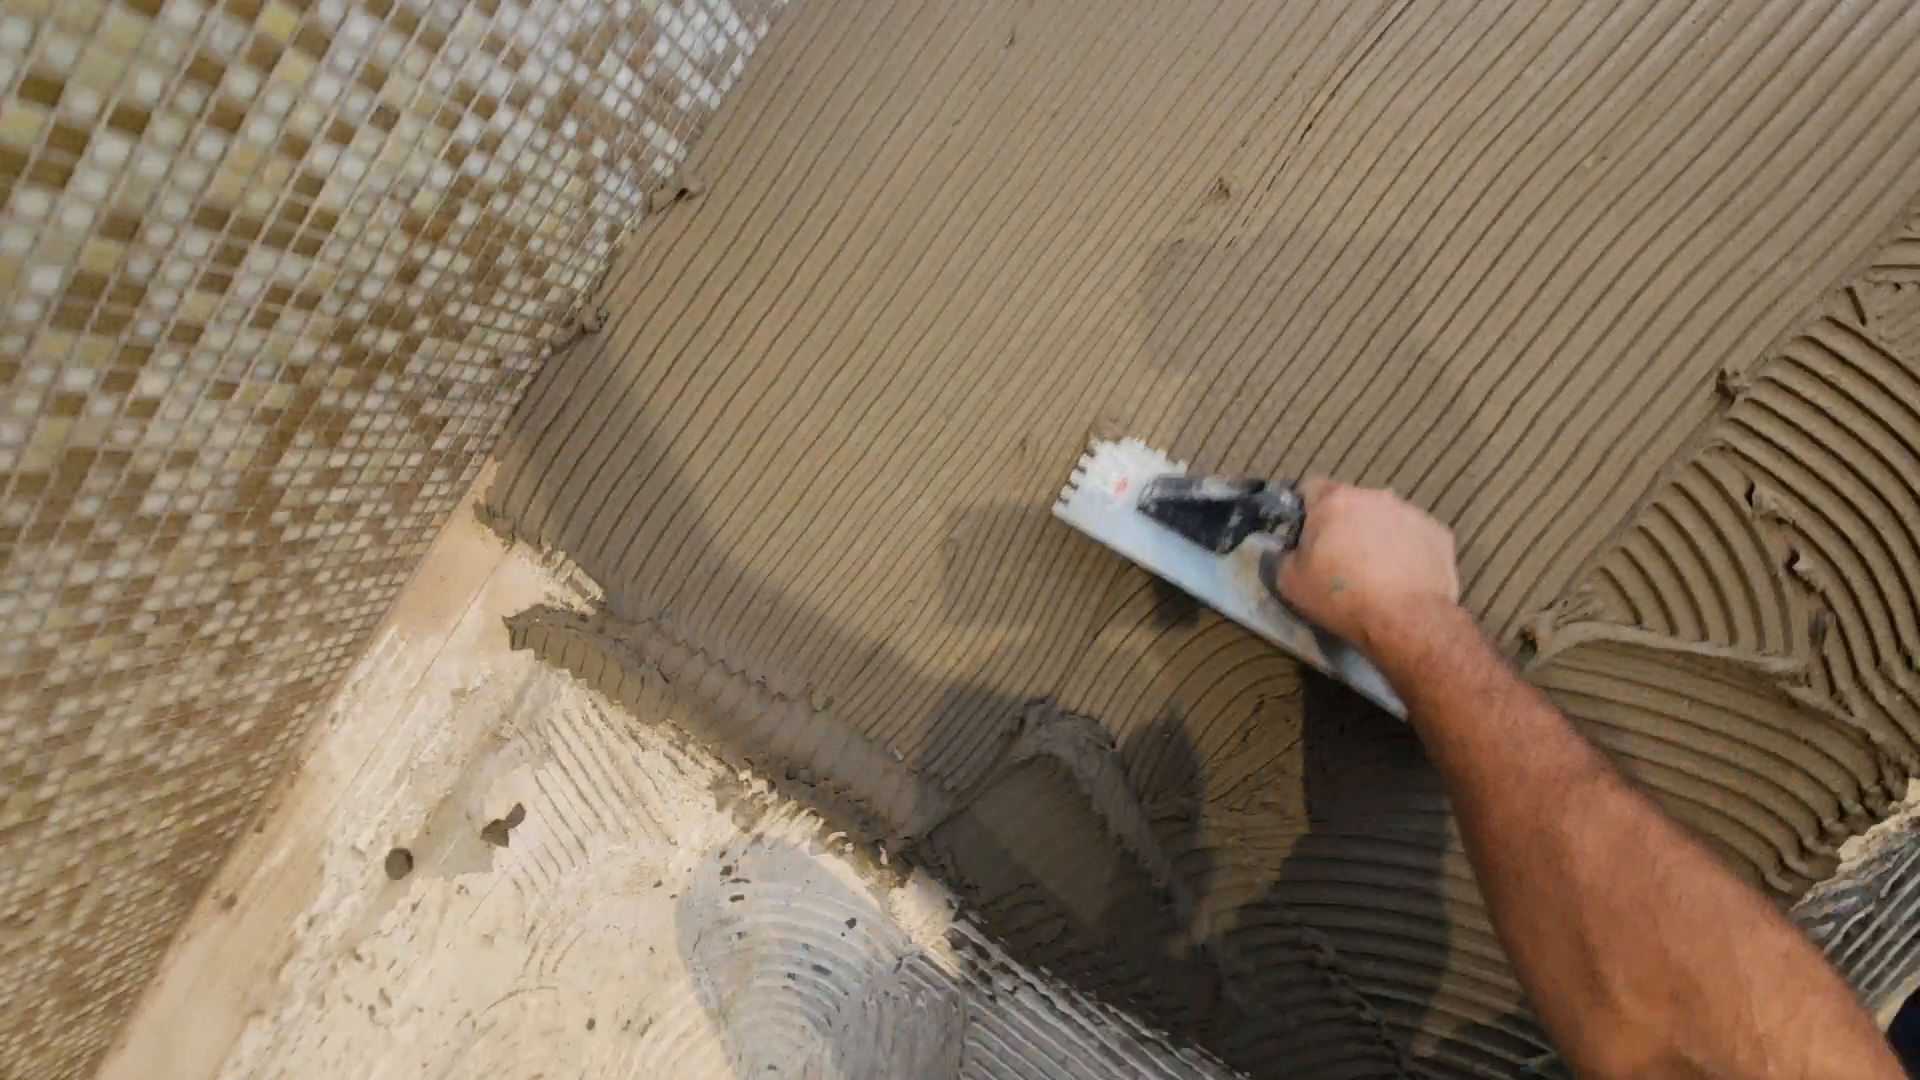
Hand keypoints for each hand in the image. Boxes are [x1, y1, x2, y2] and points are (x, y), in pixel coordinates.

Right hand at [1265, 477, 1459, 658]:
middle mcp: (1374, 496)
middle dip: (1343, 522)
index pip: (1311, 487)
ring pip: (1384, 517)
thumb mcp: (1289, 580)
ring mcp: (1411, 512)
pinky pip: (1413, 534)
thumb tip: (1290, 550)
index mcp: (1334, 500)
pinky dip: (1405, 548)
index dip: (1305, 509)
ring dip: (1375, 534)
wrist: (1405, 620)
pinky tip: (1401, 575)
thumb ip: (1284, 555)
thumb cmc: (1339, 596)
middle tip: (1338, 556)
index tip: (1304, 534)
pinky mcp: (1440, 532)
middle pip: (1351, 502)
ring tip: (1375, 569)